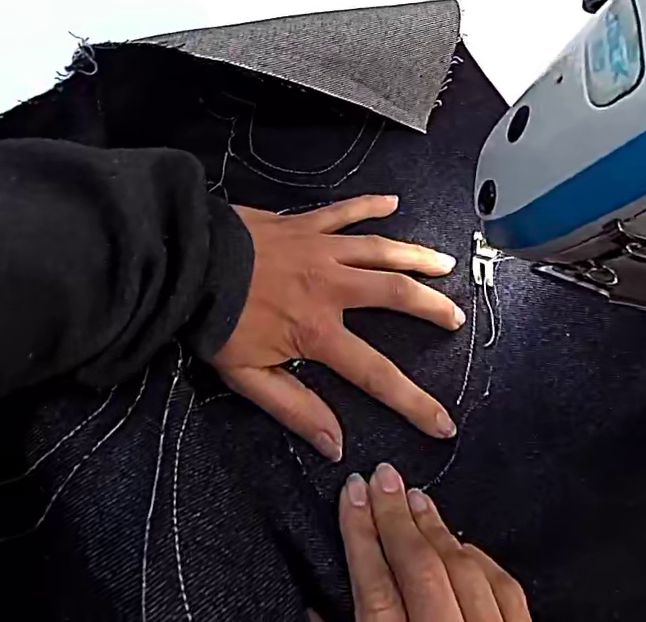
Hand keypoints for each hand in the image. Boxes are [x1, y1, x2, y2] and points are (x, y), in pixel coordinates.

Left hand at [211, 196, 464, 460]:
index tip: (443, 422)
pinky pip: (345, 211)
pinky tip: (392, 201)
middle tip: (456, 315)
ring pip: (381, 249)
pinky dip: (369, 205)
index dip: (413, 402)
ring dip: (416, 255)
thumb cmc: (216, 322)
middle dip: (431, 307)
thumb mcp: (248, 378)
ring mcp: (323, 249)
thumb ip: (295, 409)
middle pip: (394, 294)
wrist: (189, 266)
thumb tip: (335, 444)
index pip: (376, 374)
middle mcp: (331, 286)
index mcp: (317, 331)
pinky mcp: (307, 224)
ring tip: (444, 263)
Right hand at [339, 463, 529, 621]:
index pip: (376, 593)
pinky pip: (507, 592)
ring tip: (415, 498)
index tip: (353, 492)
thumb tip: (312, 604)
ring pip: (464, 571)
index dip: (360, 535)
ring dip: (436, 529)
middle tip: (382, 476)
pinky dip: (480, 560)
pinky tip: (461, 543)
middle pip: (421, 570)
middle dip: (397, 517)